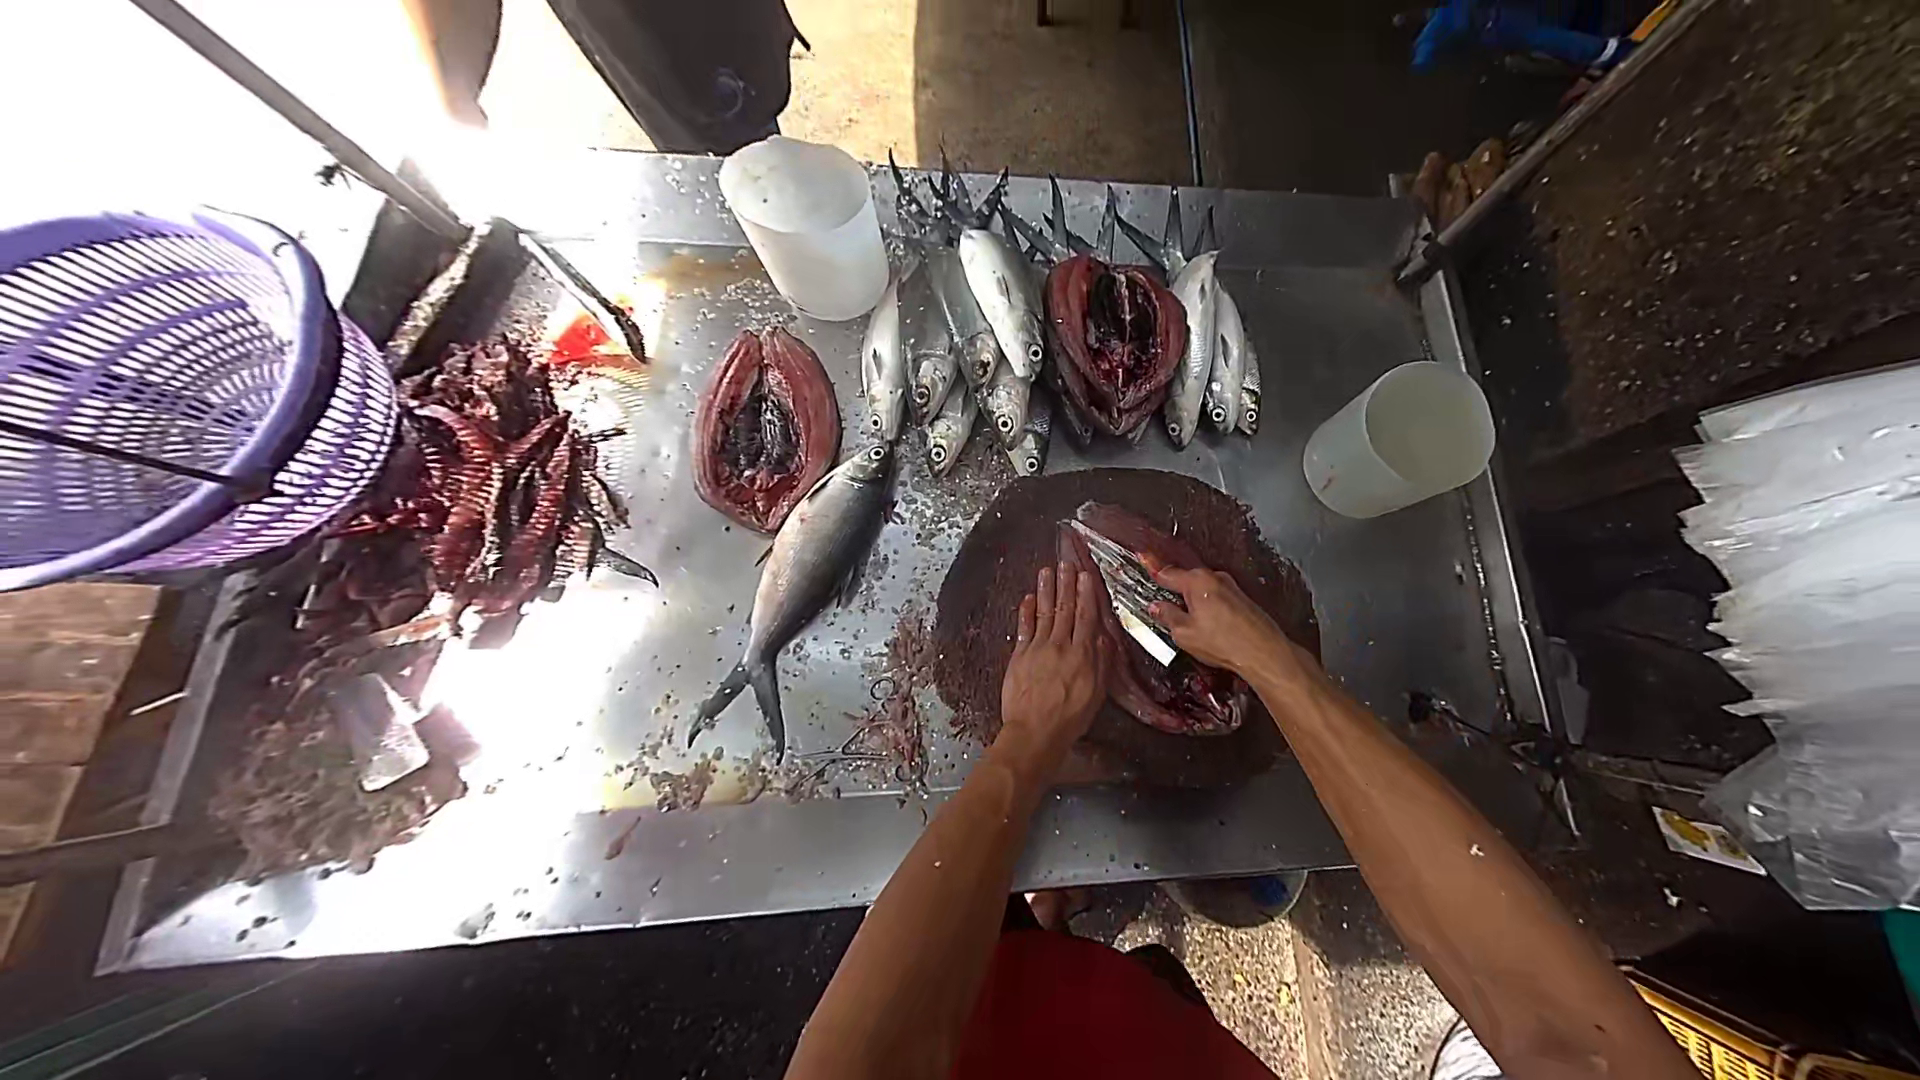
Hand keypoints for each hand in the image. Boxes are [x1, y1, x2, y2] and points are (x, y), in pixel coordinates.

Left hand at [999, 564, 1112, 752]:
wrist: (1035, 732)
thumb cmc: (1069, 718)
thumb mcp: (1097, 694)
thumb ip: (1101, 663)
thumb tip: (1103, 637)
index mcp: (1082, 655)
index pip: (1086, 617)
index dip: (1086, 594)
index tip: (1085, 576)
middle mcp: (1060, 646)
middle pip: (1064, 609)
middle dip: (1066, 584)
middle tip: (1066, 563)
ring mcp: (1037, 649)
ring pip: (1043, 613)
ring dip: (1045, 590)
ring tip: (1047, 571)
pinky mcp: (1019, 656)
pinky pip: (1023, 628)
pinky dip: (1026, 612)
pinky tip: (1027, 598)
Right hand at [1147, 561, 1316, 685]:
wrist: (1264, 653)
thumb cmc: (1225, 642)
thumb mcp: (1184, 632)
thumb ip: (1167, 615)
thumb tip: (1157, 607)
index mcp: (1196, 582)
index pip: (1167, 572)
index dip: (1152, 567)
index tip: (1142, 557)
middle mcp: (1214, 578)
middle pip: (1185, 580)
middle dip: (1173, 592)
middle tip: (1163, 608)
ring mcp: (1231, 587)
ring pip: (1201, 590)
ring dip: (1192, 602)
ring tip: (1189, 625)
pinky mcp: (1242, 599)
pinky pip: (1216, 598)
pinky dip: (1207, 607)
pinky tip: (1207, 626)